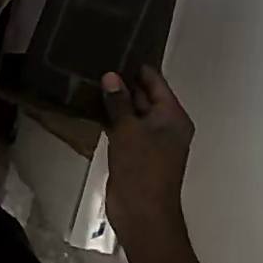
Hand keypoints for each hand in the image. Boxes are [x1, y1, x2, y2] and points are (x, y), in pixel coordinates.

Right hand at [102, 66, 194, 247]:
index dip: (137, 66)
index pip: (155, 82)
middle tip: (96, 59)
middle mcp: (165, 125)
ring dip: (115, 99)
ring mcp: (149, 140)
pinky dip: (110, 116)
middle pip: (144, 95)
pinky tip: (90, 104)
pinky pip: (123, 126)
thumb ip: (120, 101)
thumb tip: (111, 75)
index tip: (116, 47)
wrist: (141, 214)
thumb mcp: (129, 130)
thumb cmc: (142, 169)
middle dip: (123, 81)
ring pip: (131, 111)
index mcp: (173, 117)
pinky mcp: (134, 152)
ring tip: (89, 77)